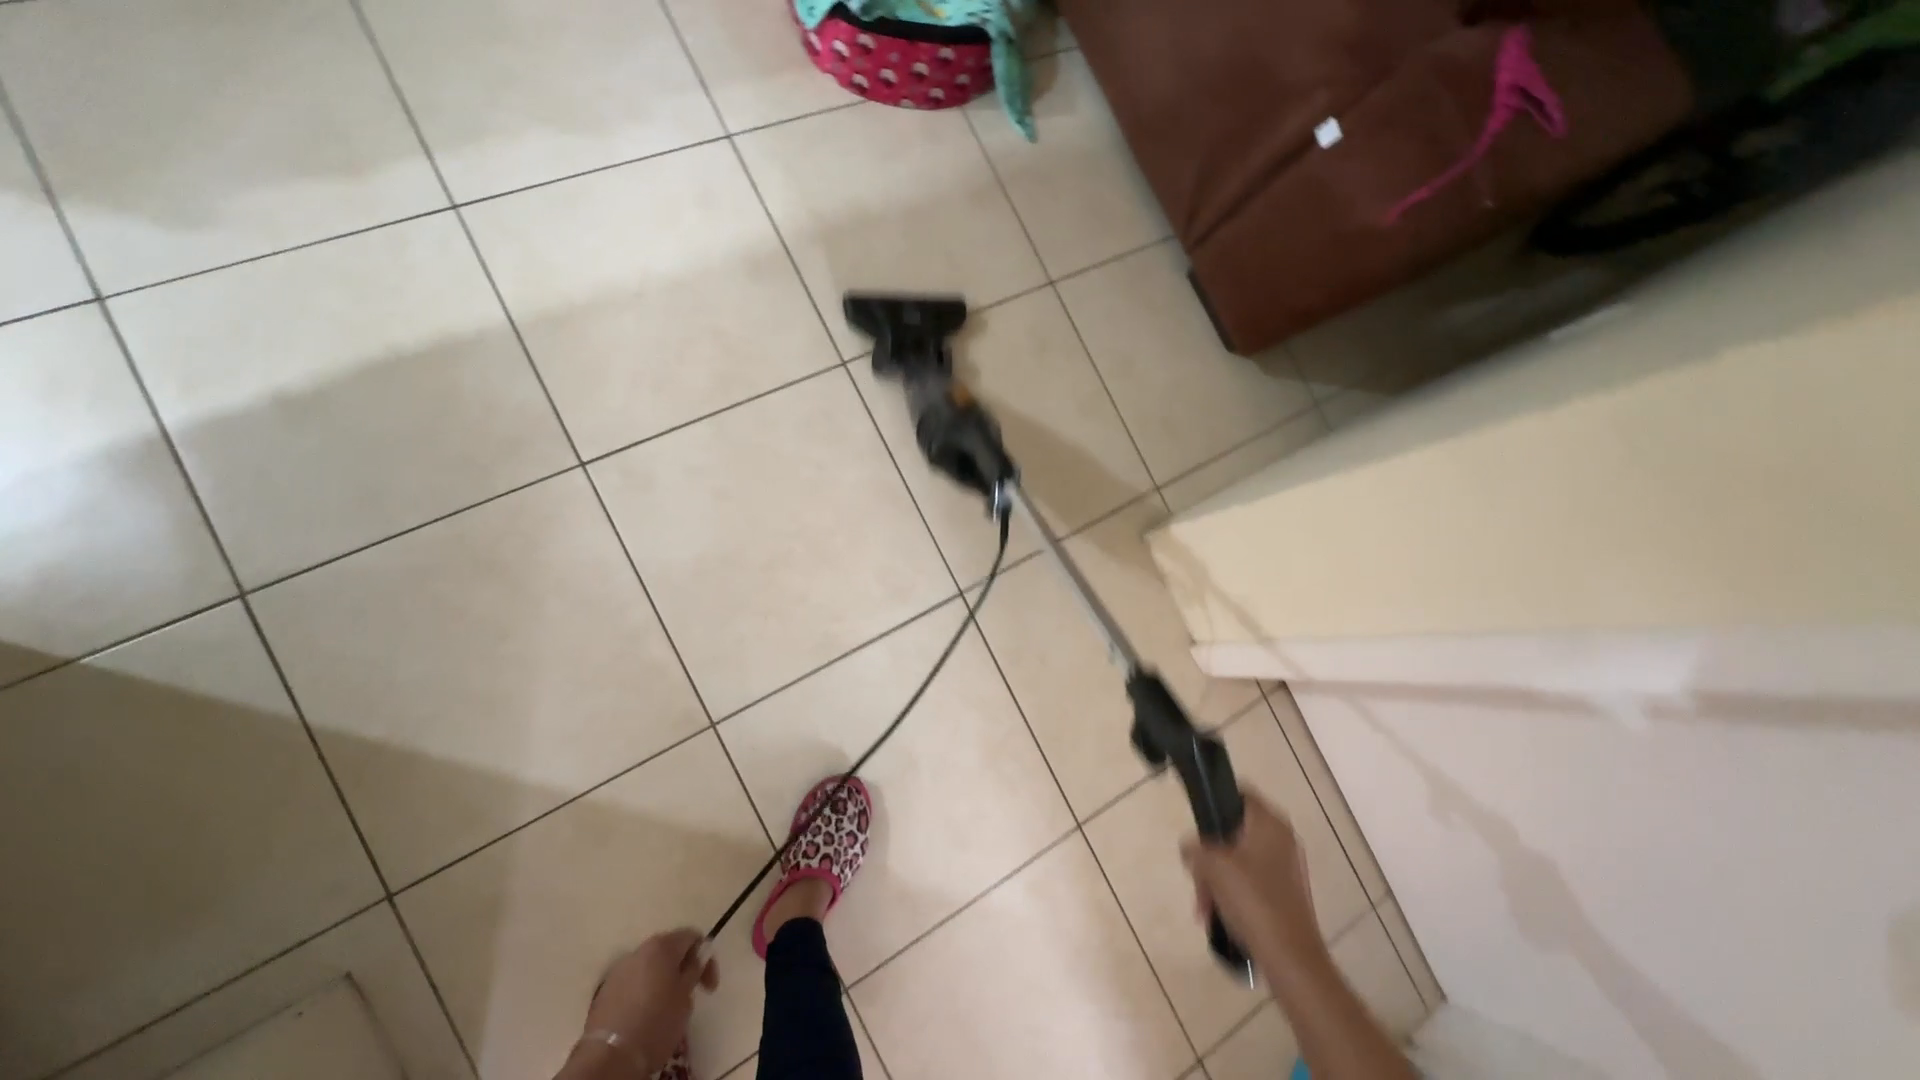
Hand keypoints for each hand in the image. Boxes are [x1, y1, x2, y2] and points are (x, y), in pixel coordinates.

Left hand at [575, 929, 718, 1074]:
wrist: (610, 1054)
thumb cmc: (657, 1022)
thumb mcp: (685, 997)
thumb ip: (694, 971)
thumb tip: (698, 956)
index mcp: (662, 947)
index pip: (692, 937)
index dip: (706, 958)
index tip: (708, 985)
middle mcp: (639, 951)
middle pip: (669, 950)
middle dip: (683, 968)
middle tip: (691, 993)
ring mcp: (619, 970)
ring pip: (650, 968)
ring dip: (663, 980)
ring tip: (668, 1005)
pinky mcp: (606, 991)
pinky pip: (634, 983)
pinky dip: (645, 992)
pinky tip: (647, 1013)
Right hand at [1181, 792, 1323, 971]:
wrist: (1290, 957)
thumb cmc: (1253, 901)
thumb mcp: (1214, 867)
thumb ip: (1195, 848)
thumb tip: (1190, 847)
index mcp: (1270, 824)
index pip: (1239, 793)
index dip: (1214, 801)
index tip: (1196, 822)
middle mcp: (1281, 840)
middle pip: (1232, 832)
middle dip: (1208, 855)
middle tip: (1195, 877)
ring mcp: (1284, 868)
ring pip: (1236, 860)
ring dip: (1215, 879)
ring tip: (1203, 907)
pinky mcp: (1283, 893)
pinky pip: (1248, 882)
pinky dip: (1230, 894)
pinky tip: (1217, 917)